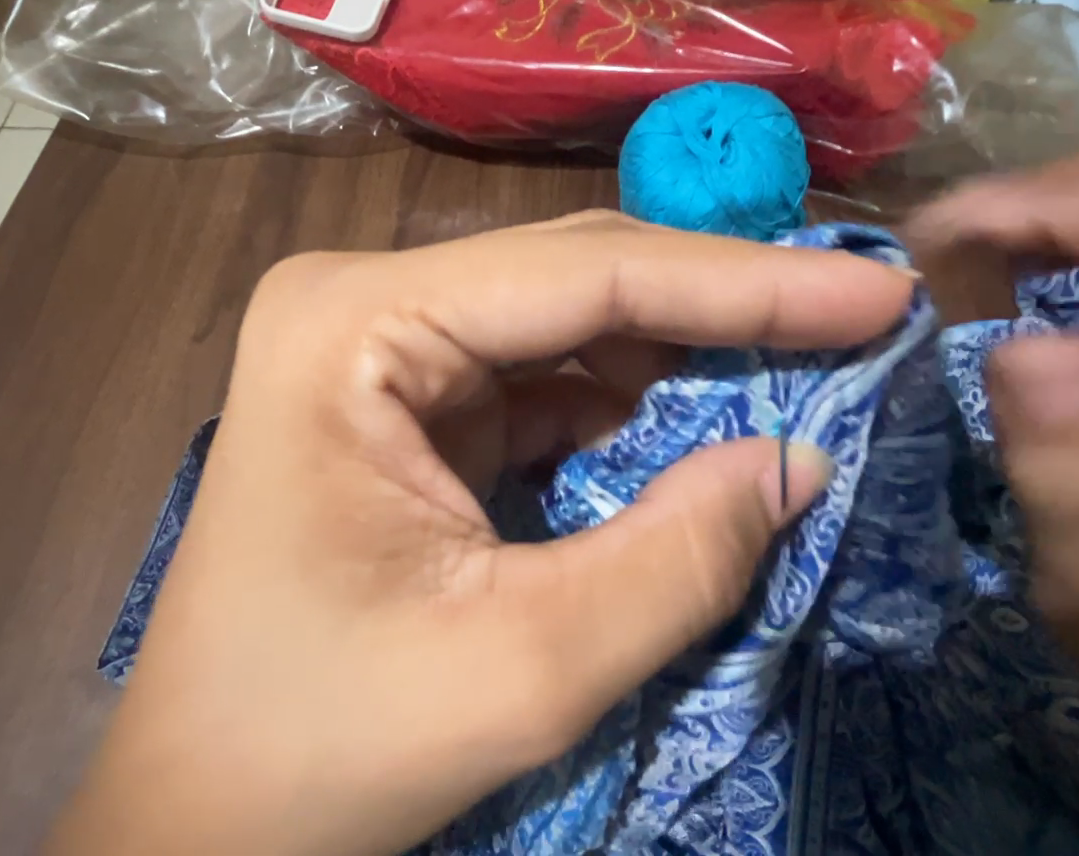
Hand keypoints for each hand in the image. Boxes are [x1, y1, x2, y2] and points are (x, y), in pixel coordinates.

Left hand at [48, 211, 912, 855]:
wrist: (203, 804)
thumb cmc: (324, 741)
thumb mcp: (522, 665)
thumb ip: (679, 557)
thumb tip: (799, 462)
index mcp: (351, 322)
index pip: (582, 276)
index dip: (744, 285)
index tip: (876, 294)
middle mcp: (359, 302)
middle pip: (573, 279)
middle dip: (718, 306)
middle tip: (856, 319)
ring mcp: (378, 344)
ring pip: (566, 321)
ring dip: (680, 350)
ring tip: (800, 364)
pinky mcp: (403, 395)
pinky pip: (540, 375)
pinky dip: (629, 400)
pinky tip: (701, 419)